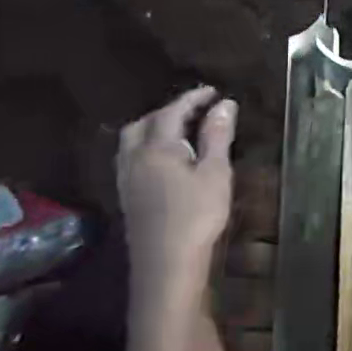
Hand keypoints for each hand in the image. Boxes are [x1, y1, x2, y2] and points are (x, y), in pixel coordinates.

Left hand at [117, 87, 236, 299]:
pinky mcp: (128, 193)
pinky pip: (133, 156)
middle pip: (143, 124)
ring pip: (133, 141)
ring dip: (156, 127)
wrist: (166, 260)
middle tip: (198, 107)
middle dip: (169, 110)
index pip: (171, 113)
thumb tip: (225, 104)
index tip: (214, 90)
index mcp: (156, 149)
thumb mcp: (216, 171)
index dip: (192, 99)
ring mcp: (127, 178)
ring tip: (185, 126)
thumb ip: (217, 136)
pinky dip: (150, 144)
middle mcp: (134, 159)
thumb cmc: (198, 212)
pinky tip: (170, 154)